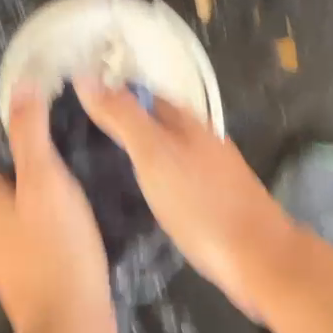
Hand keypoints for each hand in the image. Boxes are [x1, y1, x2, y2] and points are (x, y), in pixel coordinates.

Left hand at [0, 89, 114, 332]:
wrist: (70, 327)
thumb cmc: (55, 245)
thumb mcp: (44, 177)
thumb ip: (30, 129)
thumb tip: (20, 80)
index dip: (0, 129)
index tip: (29, 113)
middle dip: (17, 157)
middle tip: (53, 139)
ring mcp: (0, 256)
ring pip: (10, 206)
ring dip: (30, 188)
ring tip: (63, 173)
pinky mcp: (23, 276)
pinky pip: (26, 232)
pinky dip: (40, 216)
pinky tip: (66, 217)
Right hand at [74, 78, 296, 313]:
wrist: (259, 259)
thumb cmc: (200, 203)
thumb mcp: (153, 155)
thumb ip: (121, 116)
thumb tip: (84, 74)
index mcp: (184, 117)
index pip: (138, 87)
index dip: (108, 85)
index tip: (73, 90)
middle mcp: (198, 133)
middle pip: (153, 113)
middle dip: (121, 112)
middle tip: (78, 120)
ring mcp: (209, 164)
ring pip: (164, 141)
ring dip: (137, 140)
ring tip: (100, 149)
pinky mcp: (213, 194)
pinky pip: (173, 166)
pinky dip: (152, 165)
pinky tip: (139, 182)